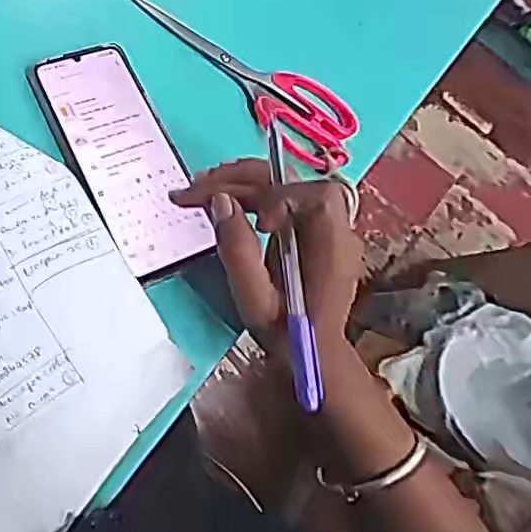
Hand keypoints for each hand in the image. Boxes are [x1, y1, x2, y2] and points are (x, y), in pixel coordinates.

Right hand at [170, 160, 362, 339]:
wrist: (310, 353)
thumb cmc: (284, 332)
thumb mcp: (254, 299)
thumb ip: (238, 250)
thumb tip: (220, 202)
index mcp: (332, 247)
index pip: (316, 196)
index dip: (283, 199)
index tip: (260, 223)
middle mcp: (332, 229)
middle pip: (291, 181)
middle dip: (242, 179)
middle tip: (198, 186)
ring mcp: (319, 226)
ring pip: (279, 185)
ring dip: (238, 183)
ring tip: (198, 190)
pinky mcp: (303, 229)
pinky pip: (276, 198)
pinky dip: (245, 194)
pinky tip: (218, 200)